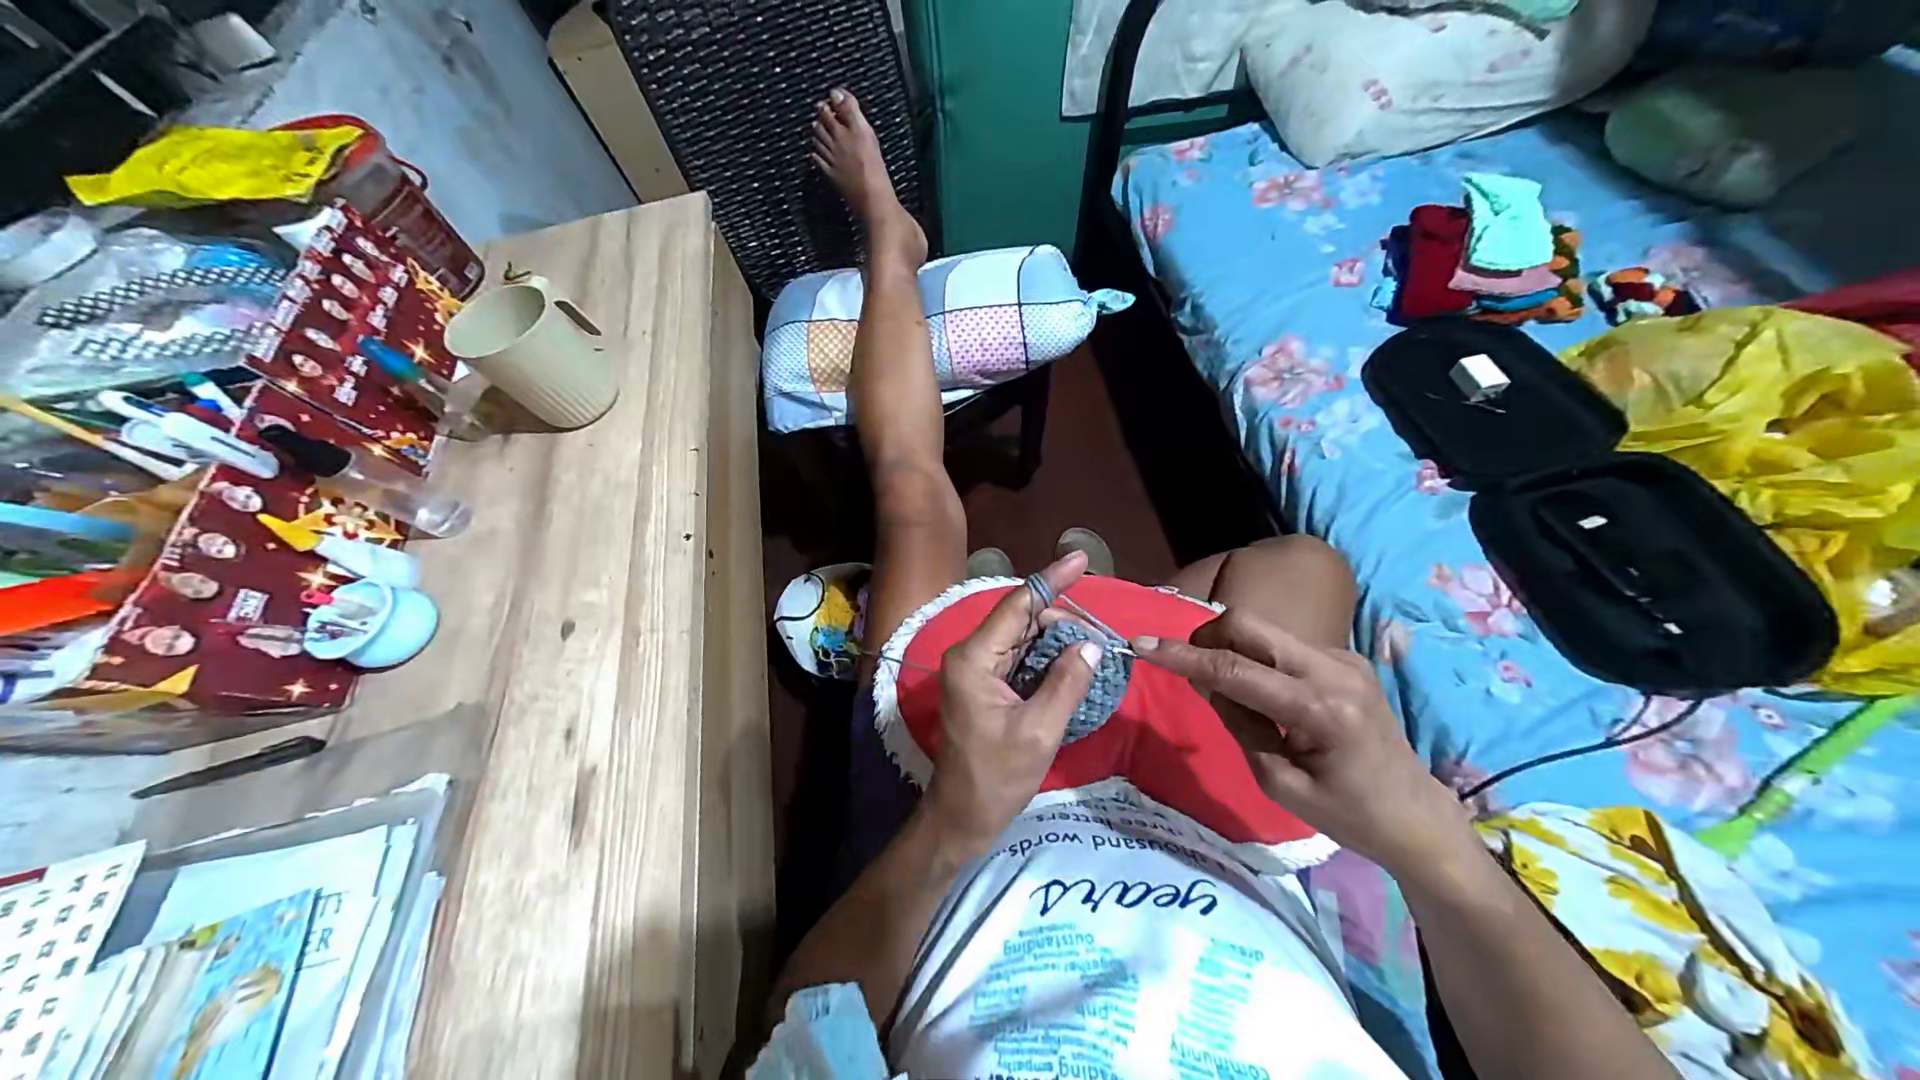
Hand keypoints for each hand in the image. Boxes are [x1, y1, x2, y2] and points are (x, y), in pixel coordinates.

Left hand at [923, 552, 1100, 858]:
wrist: (962, 815)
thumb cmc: (996, 776)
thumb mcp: (1040, 731)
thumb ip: (1067, 683)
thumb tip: (1091, 644)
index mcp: (975, 658)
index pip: (1017, 605)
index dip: (1051, 580)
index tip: (1081, 559)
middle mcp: (972, 655)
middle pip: (1022, 619)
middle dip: (1061, 619)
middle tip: (1097, 636)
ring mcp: (977, 670)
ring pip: (1023, 638)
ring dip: (1057, 639)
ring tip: (1091, 647)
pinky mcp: (986, 686)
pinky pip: (1021, 659)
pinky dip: (1048, 658)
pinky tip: (1073, 662)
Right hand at [1133, 610, 1475, 881]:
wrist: (1415, 815)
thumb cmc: (1346, 813)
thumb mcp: (1277, 780)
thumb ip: (1238, 721)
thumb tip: (1204, 679)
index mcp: (1320, 709)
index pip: (1234, 669)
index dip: (1182, 656)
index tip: (1142, 644)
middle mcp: (1334, 669)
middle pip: (1249, 625)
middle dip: (1207, 638)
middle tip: (1189, 668)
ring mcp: (1343, 658)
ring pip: (1263, 631)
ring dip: (1231, 650)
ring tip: (1231, 693)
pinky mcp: (1344, 657)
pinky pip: (1281, 645)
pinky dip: (1255, 659)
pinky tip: (1263, 695)